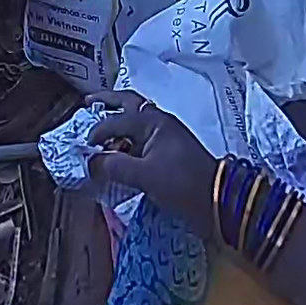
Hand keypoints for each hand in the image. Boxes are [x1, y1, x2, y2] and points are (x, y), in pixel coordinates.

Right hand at [86, 91, 221, 240]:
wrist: (221, 203)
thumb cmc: (183, 184)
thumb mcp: (145, 176)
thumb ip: (114, 166)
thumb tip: (90, 162)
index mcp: (152, 121)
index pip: (115, 120)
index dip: (96, 132)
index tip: (84, 147)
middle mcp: (158, 121)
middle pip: (128, 102)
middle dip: (107, 101)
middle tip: (88, 102)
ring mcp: (165, 135)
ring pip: (135, 118)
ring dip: (117, 120)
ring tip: (100, 128)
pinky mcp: (168, 151)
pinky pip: (141, 137)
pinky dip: (126, 139)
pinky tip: (117, 150)